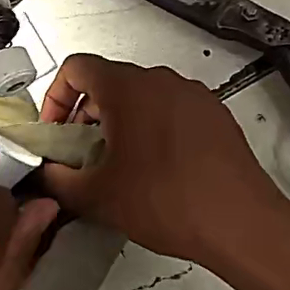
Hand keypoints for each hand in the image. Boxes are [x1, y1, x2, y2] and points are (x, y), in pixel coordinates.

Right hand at [38, 54, 289, 275]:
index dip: (55, 97)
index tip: (57, 128)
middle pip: (110, 81)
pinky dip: (153, 129)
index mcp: (128, 88)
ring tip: (118, 164)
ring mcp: (193, 96)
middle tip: (81, 152)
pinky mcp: (215, 115)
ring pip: (143, 96)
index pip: (76, 68)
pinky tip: (153, 168)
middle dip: (87, 115)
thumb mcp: (98, 196)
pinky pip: (173, 111)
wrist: (238, 222)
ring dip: (121, 123)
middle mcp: (163, 82)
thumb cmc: (173, 201)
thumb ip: (60, 180)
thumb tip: (51, 175)